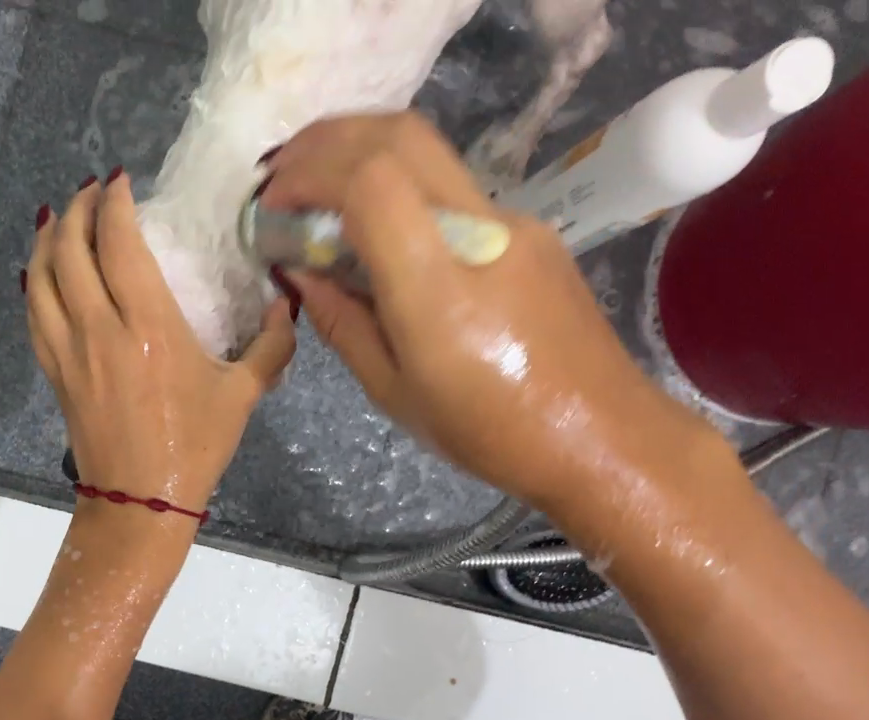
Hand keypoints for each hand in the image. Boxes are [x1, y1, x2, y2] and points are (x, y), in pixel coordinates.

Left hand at [27, 172, 296, 516]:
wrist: (141, 501)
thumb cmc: (195, 446)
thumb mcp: (243, 395)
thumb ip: (271, 345)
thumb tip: (285, 303)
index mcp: (148, 324)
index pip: (117, 242)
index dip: (113, 203)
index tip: (119, 181)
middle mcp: (99, 329)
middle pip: (69, 250)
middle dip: (75, 210)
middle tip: (87, 191)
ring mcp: (69, 352)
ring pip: (40, 280)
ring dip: (46, 241)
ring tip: (57, 218)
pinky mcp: (55, 375)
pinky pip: (33, 317)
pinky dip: (33, 285)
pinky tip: (38, 272)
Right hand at [260, 113, 713, 509]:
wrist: (597, 434)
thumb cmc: (484, 429)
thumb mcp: (390, 389)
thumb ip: (340, 320)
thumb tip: (300, 271)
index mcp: (438, 284)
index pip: (372, 181)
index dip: (311, 175)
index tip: (272, 203)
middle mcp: (479, 231)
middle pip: (401, 137)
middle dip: (328, 140)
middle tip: (281, 172)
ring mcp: (511, 222)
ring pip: (427, 154)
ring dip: (361, 155)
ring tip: (314, 192)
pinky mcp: (525, 231)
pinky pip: (447, 190)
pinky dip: (394, 188)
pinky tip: (371, 231)